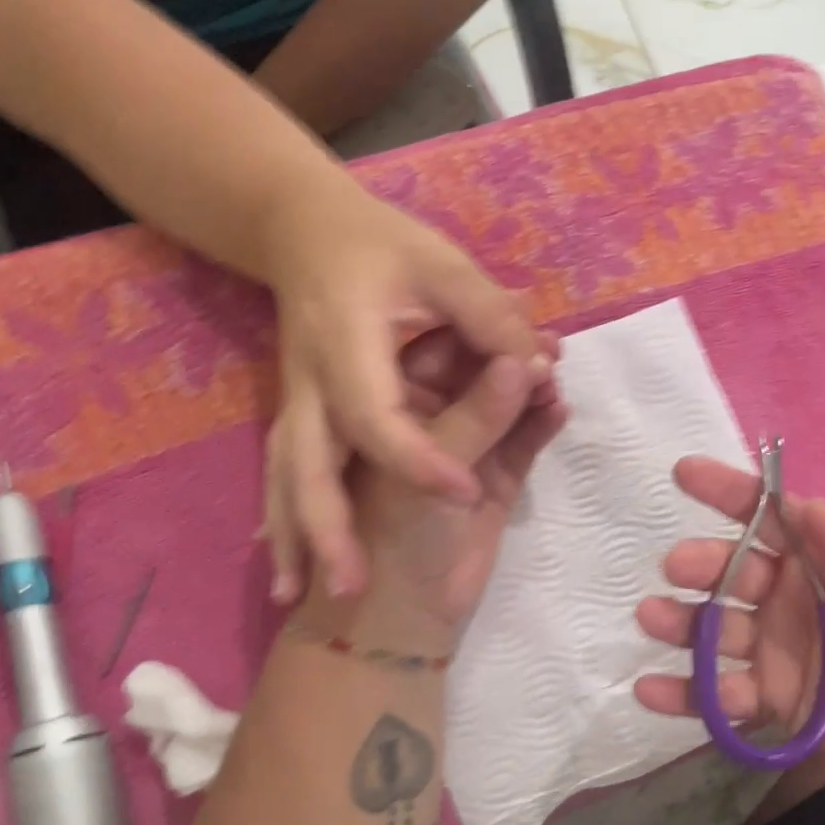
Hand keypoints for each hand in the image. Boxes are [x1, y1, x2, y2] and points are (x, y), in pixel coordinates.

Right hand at [258, 183, 551, 604]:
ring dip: (297, 539)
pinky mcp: (308, 419)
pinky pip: (290, 474)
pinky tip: (283, 569)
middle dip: (323, 529)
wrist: (295, 227)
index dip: (422, 459)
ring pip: (289, 481)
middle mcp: (318, 389)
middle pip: (308, 468)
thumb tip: (541, 365)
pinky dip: (284, 521)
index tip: (462, 492)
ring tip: (295, 597)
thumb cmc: (376, 244)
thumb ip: (488, 321)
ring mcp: (304, 408)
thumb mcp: (440, 270)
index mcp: (347, 350)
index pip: (379, 416)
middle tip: (345, 588)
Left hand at [296, 347, 566, 654]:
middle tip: (554, 347)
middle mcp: (425, 417)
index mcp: (383, 402)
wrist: (404, 614)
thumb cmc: (390, 533)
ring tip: (561, 377)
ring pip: (504, 406)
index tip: (519, 320)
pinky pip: (523, 441)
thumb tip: (522, 362)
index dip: (478, 336)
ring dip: (532, 392)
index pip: (437, 353)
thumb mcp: (422, 467)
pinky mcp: (498, 477)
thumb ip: (474, 416)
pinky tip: (561, 408)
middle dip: (514, 362)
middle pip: (477, 376)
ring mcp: (466, 448)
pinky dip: (541, 425)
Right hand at [633, 457, 824, 778]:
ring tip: (654, 618)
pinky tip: (649, 689)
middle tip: (679, 565)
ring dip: (680, 623)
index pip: (770, 519)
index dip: (730, 494)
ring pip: (715, 630)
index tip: (687, 474)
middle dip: (702, 564)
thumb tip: (805, 503)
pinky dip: (683, 694)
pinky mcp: (770, 700)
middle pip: (733, 573)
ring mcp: (773, 650)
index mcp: (821, 562)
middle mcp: (787, 599)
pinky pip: (719, 694)